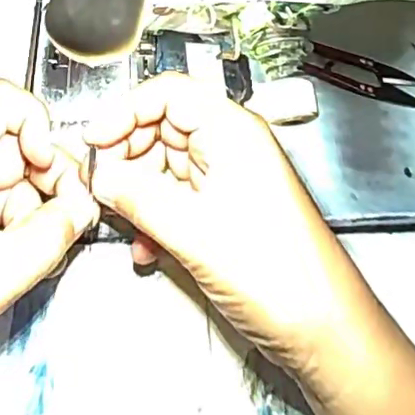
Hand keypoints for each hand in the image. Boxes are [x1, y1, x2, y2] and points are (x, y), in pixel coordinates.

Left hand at [0, 81, 98, 414]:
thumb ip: (53, 234)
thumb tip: (86, 209)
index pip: (2, 101)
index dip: (39, 122)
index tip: (51, 167)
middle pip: (20, 147)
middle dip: (55, 178)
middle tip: (73, 218)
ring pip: (17, 186)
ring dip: (45, 213)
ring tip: (52, 253)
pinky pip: (4, 219)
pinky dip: (28, 237)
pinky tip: (34, 268)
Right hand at [84, 73, 414, 414]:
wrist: (320, 322)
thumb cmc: (279, 272)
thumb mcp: (195, 232)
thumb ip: (141, 199)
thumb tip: (102, 176)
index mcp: (235, 131)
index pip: (172, 92)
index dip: (128, 109)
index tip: (95, 139)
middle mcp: (234, 144)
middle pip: (166, 125)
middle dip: (127, 152)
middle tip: (99, 182)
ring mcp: (231, 175)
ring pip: (169, 162)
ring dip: (139, 189)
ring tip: (119, 217)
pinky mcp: (227, 206)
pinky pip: (180, 195)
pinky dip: (156, 214)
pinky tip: (146, 245)